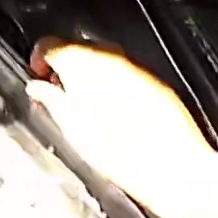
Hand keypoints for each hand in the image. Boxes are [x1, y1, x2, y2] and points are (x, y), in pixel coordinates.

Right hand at [28, 37, 217, 217]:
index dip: (38, 60)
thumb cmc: (119, 153)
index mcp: (80, 61)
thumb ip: (51, 100)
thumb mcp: (74, 129)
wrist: (180, 173)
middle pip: (75, 48)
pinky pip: (124, 72)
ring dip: (90, 75)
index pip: (48, 44)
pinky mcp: (154, 79)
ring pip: (100, 59)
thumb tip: (38, 87)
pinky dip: (114, 84)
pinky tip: (117, 112)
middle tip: (61, 95)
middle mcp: (106, 54)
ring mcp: (132, 65)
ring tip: (89, 106)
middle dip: (65, 67)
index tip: (39, 78)